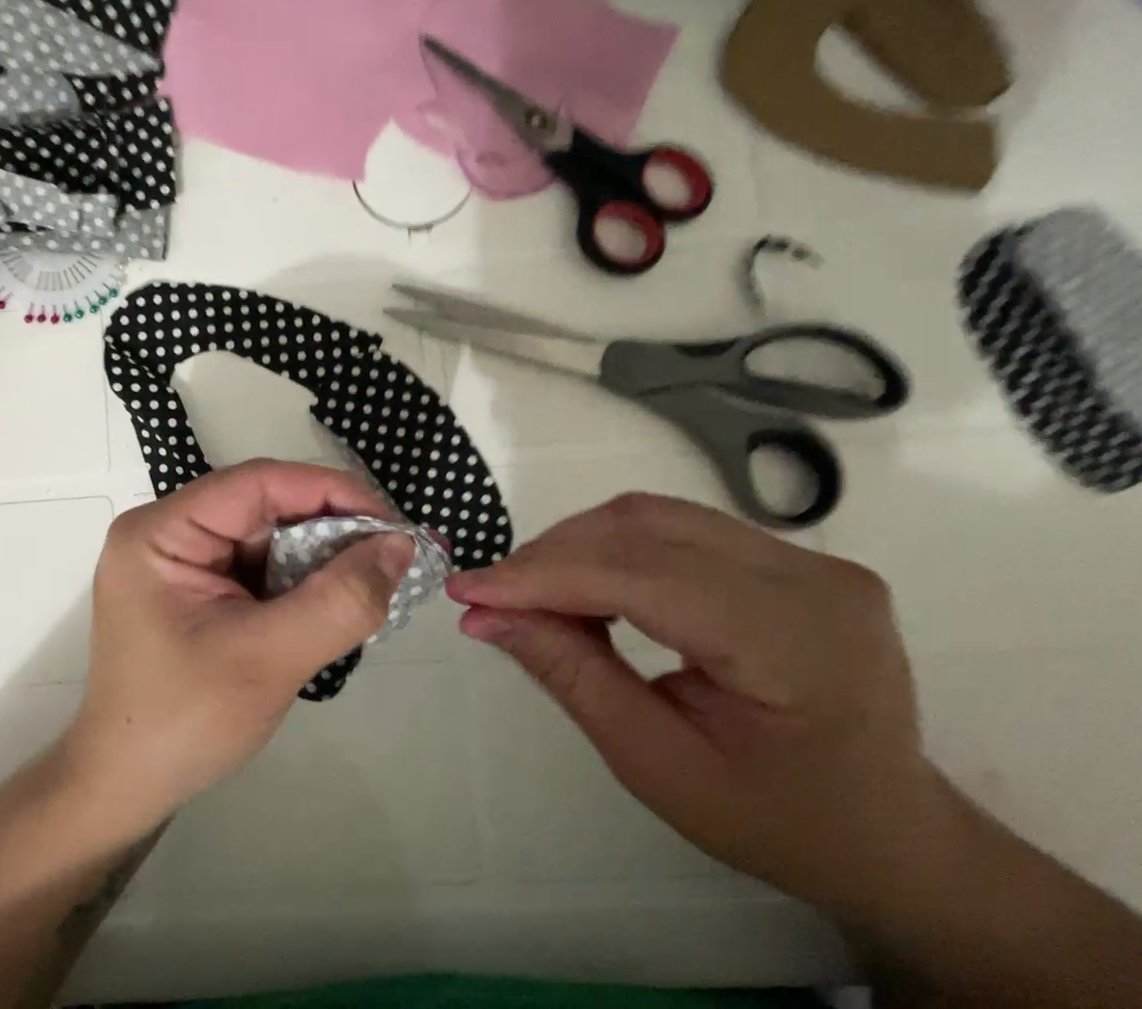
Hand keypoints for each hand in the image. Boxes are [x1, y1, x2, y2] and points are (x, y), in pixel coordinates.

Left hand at [62, 459, 415, 835]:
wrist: (128, 786)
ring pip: (268, 540)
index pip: (258, 483)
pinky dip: (303, 586)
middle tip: (398, 560)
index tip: (396, 527)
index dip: (332, 493)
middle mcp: (167, 535)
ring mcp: (180, 566)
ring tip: (378, 584)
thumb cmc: (186, 721)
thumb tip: (401, 545)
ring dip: (322, 561)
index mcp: (161, 532)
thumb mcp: (269, 658)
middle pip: (264, 508)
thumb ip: (340, 600)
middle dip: (332, 531)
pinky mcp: (196, 595)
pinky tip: (339, 604)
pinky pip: (260, 572)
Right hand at [446, 493, 964, 916]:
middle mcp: (815, 579)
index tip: (465, 590)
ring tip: (530, 595)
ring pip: (658, 517)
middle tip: (490, 597)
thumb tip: (483, 615)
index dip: (544, 575)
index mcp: (796, 643)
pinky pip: (680, 531)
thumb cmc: (773, 819)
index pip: (645, 577)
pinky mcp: (796, 559)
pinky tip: (584, 589)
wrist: (886, 833)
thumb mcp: (655, 763)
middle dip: (552, 555)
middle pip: (648, 527)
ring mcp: (813, 561)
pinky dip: (613, 551)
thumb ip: (570, 675)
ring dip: (577, 546)